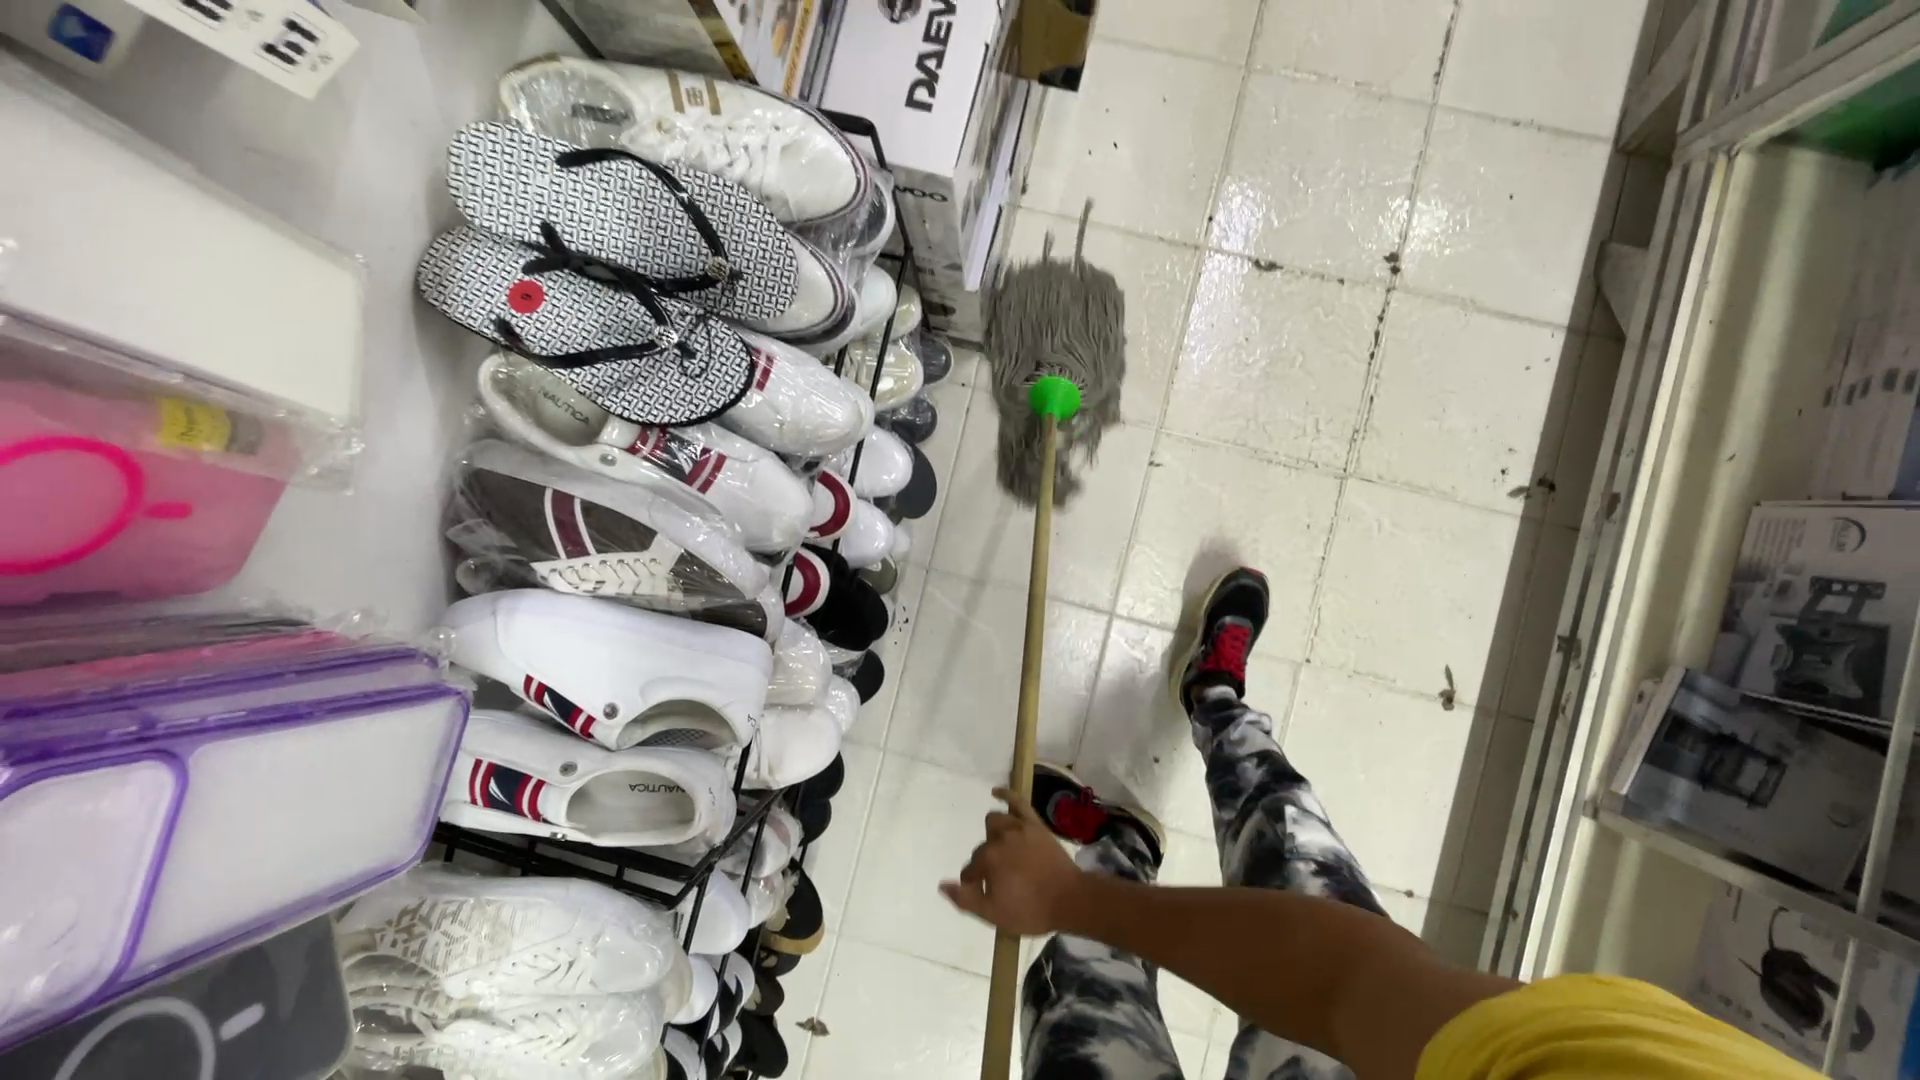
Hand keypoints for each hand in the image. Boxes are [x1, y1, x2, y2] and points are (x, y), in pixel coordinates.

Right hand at [939, 788, 1087, 934]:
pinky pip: (1018, 802)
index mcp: (988, 860)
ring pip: (994, 822)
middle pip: (982, 848)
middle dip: (985, 863)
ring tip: (1000, 849)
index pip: (970, 870)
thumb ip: (966, 899)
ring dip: (992, 834)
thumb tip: (943, 885)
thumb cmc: (1031, 910)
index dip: (974, 883)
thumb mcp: (994, 915)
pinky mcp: (1034, 824)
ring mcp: (1018, 828)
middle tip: (998, 879)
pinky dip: (1006, 794)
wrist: (1069, 900)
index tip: (983, 893)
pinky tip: (996, 792)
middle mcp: (999, 839)